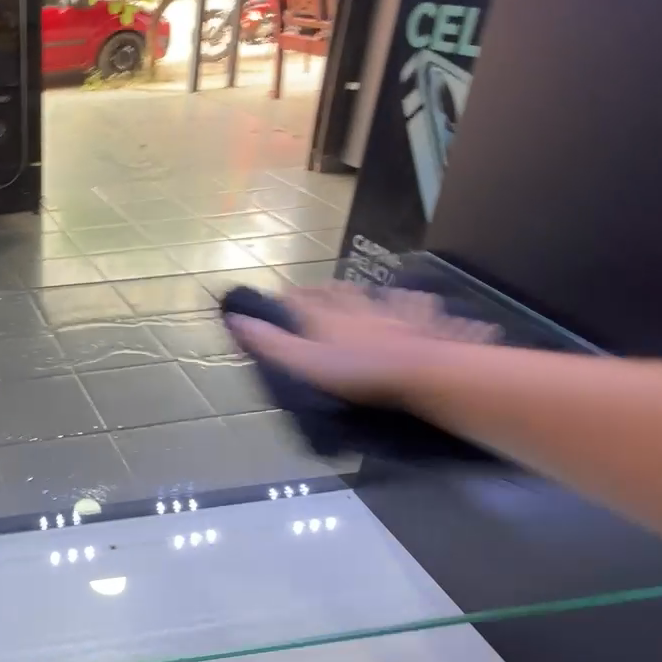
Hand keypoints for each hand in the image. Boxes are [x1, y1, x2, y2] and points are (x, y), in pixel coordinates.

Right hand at [225, 282, 498, 404]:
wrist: (423, 372)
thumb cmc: (357, 371)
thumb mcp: (303, 362)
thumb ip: (270, 342)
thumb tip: (234, 318)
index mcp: (328, 319)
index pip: (303, 301)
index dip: (289, 298)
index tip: (280, 295)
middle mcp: (360, 310)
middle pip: (339, 295)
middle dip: (325, 291)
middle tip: (317, 288)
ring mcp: (395, 316)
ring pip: (377, 299)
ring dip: (366, 295)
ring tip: (361, 293)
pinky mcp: (426, 328)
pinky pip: (419, 313)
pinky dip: (415, 307)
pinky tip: (419, 303)